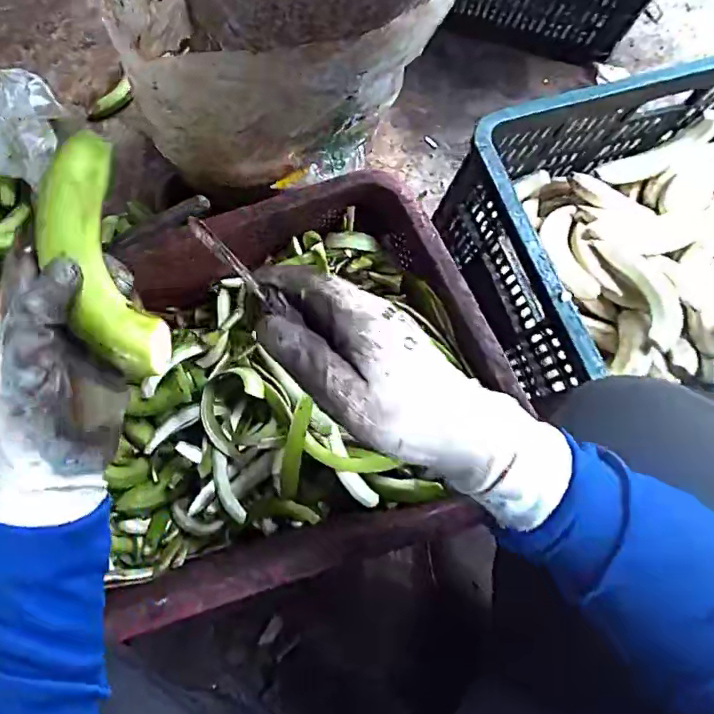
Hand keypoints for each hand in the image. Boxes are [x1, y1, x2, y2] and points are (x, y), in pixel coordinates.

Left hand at [0, 246, 129, 527]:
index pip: (27, 258)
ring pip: (106, 286)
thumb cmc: (24, 409)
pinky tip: (134, 317)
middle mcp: (54, 312)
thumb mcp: (20, 358)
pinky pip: (129, 316)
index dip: (41, 230)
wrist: (60, 467)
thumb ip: (37, 308)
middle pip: (74, 264)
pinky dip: (134, 311)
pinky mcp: (115, 348)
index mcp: (20, 310)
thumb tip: (68, 263)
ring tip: (121, 294)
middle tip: (104, 257)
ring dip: (116, 282)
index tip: (65, 203)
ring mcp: (86, 329)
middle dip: (90, 254)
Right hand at [253, 265, 572, 530]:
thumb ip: (304, 357)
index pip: (306, 278)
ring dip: (301, 314)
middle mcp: (370, 306)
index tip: (243, 287)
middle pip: (317, 288)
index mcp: (357, 313)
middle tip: (256, 324)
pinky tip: (318, 355)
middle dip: (283, 298)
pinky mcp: (391, 336)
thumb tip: (264, 322)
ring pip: (331, 305)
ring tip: (282, 343)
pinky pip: (345, 320)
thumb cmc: (405, 420)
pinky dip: (321, 327)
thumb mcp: (345, 396)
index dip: (271, 278)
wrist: (470, 434)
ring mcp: (384, 319)